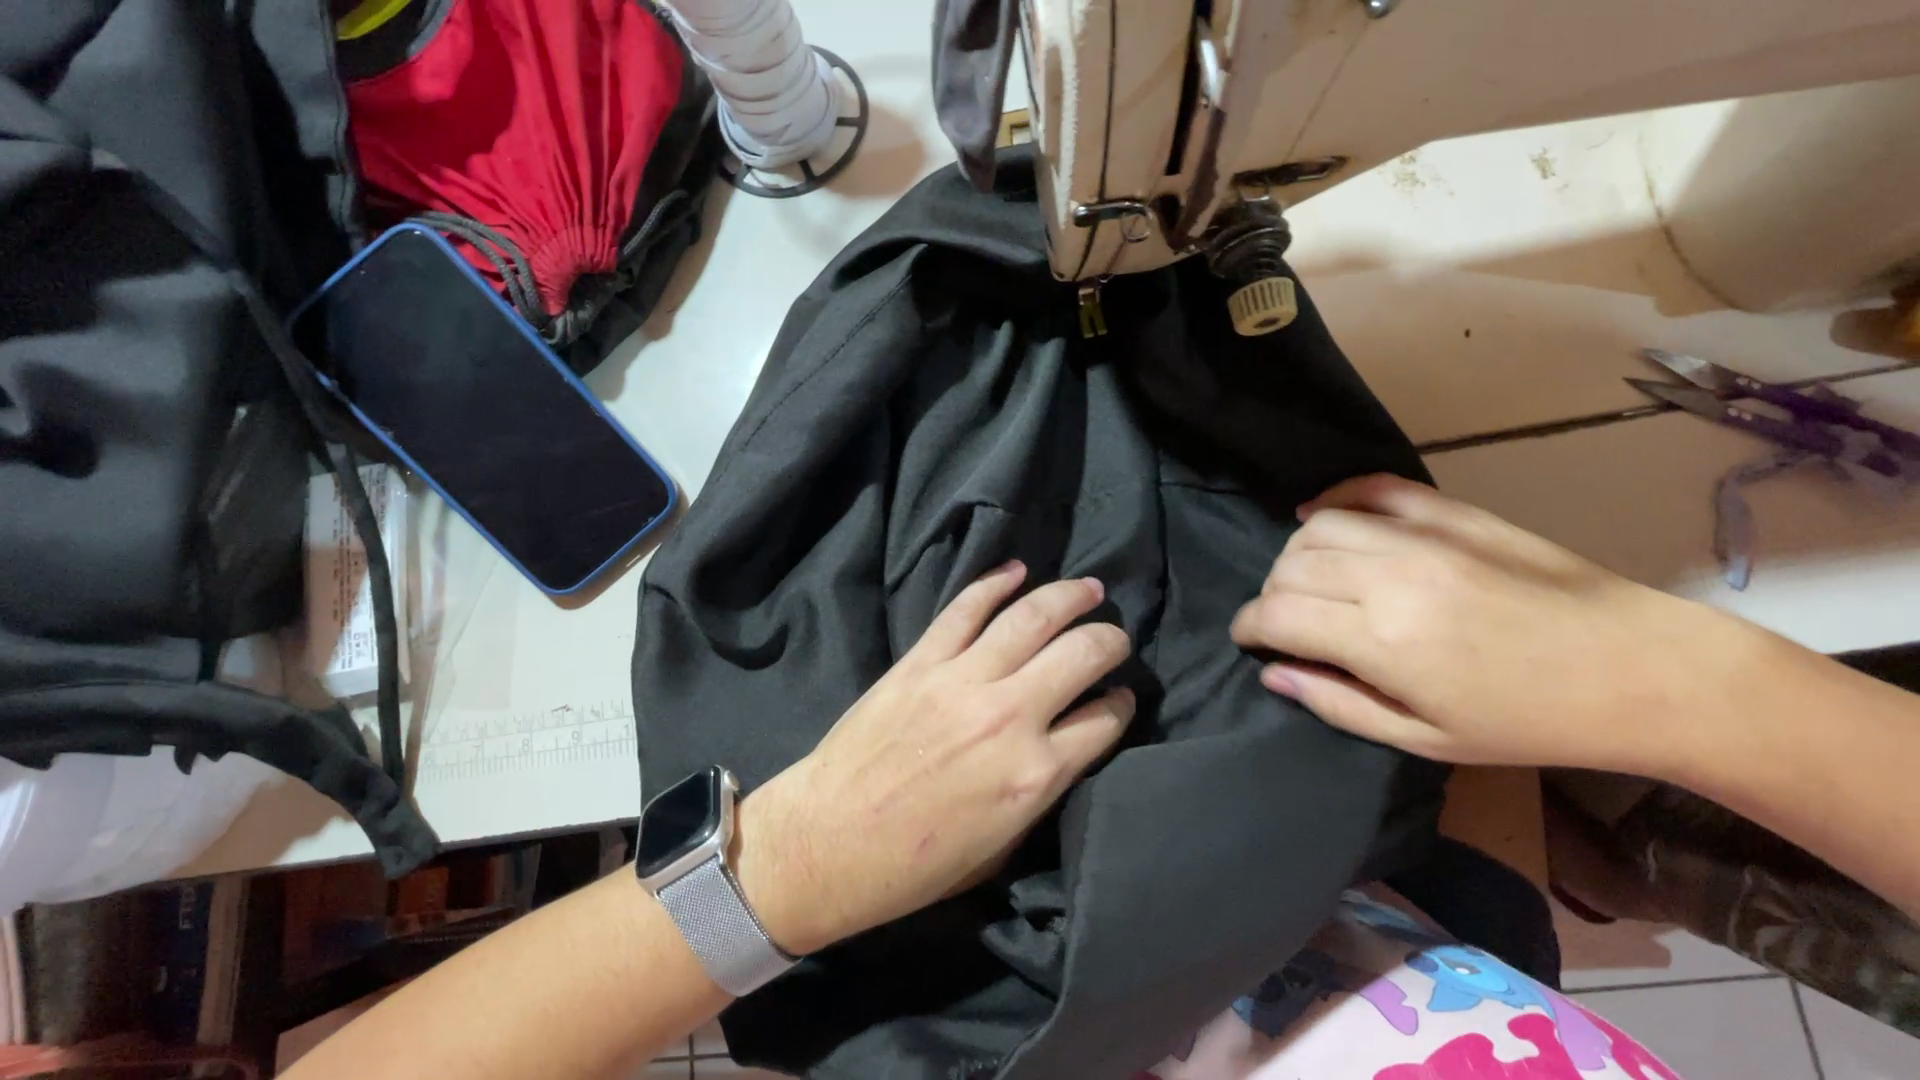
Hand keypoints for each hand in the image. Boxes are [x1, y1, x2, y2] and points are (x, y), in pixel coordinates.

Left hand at [733, 562, 1133, 955]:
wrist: (829, 844)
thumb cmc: (917, 865)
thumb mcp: (1002, 847)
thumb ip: (1041, 791)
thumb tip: (1065, 748)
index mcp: (1036, 775)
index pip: (1104, 720)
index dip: (1121, 704)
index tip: (1120, 697)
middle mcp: (1009, 717)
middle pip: (1082, 654)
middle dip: (1110, 640)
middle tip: (1114, 638)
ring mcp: (961, 681)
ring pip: (1030, 618)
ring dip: (1068, 597)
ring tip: (1088, 589)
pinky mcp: (919, 663)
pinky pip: (963, 609)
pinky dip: (993, 583)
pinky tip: (1016, 571)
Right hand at [1229, 474, 1769, 773]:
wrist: (1636, 669)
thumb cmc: (1528, 721)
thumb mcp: (1426, 739)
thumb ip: (1338, 704)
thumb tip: (1274, 674)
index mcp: (1380, 640)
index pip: (1275, 614)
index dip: (1249, 628)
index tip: (1251, 641)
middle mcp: (1389, 576)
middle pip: (1289, 567)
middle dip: (1271, 596)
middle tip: (1286, 623)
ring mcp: (1421, 537)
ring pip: (1317, 526)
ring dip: (1296, 555)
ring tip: (1310, 581)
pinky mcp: (1451, 513)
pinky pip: (1370, 488)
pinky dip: (1335, 499)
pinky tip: (1323, 516)